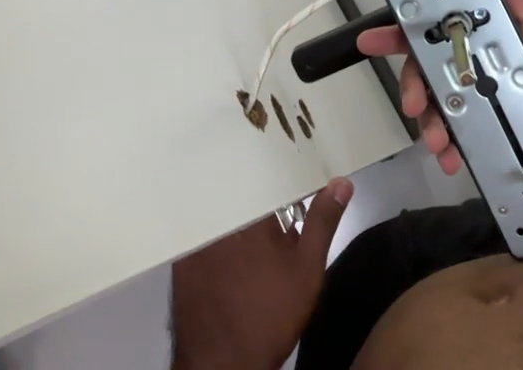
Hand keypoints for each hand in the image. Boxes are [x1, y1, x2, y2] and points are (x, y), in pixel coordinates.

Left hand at [170, 178, 351, 369]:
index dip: (280, 172)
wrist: (222, 362)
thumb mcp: (307, 269)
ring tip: (254, 218)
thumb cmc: (270, 314)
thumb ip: (323, 222)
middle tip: (276, 200)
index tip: (292, 173)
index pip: (265, 175)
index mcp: (249, 212)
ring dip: (237, 207)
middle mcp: (217, 215)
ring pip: (220, 207)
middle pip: (240, 188)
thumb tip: (341, 183)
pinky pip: (200, 227)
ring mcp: (195, 235)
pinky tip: (228, 243)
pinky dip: (215, 227)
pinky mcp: (181, 255)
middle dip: (259, 188)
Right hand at [356, 0, 522, 197]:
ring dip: (430, 122)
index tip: (376, 38)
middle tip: (413, 105)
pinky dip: (448, 147)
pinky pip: (456, 137)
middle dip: (413, 85)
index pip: (441, 28)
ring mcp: (482, 102)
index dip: (406, 30)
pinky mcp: (488, 135)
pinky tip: (452, 159)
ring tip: (438, 144)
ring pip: (439, 106)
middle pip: (429, 70)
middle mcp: (480, 67)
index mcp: (492, 41)